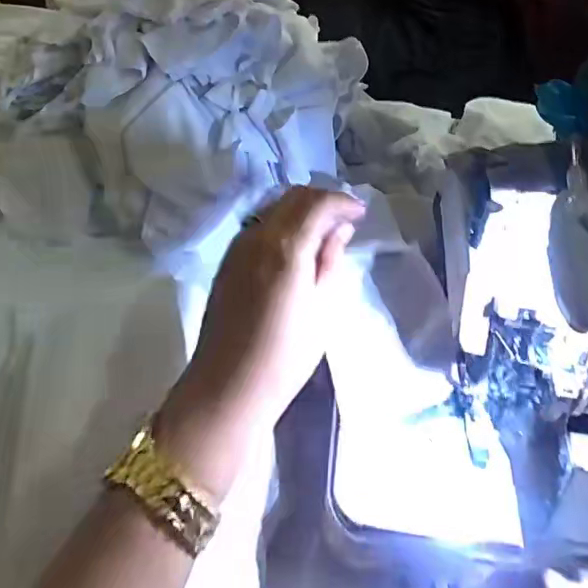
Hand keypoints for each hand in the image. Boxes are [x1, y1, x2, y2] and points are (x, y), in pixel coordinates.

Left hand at [158, 187, 365, 490]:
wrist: (226, 391)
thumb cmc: (285, 356)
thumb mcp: (323, 308)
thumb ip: (331, 260)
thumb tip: (339, 230)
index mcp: (286, 248)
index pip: (317, 203)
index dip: (343, 201)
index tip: (362, 214)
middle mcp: (258, 237)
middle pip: (293, 197)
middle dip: (323, 200)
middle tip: (346, 218)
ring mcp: (238, 248)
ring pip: (275, 207)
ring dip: (302, 209)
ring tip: (325, 230)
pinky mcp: (227, 262)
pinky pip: (261, 224)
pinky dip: (284, 221)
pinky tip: (298, 244)